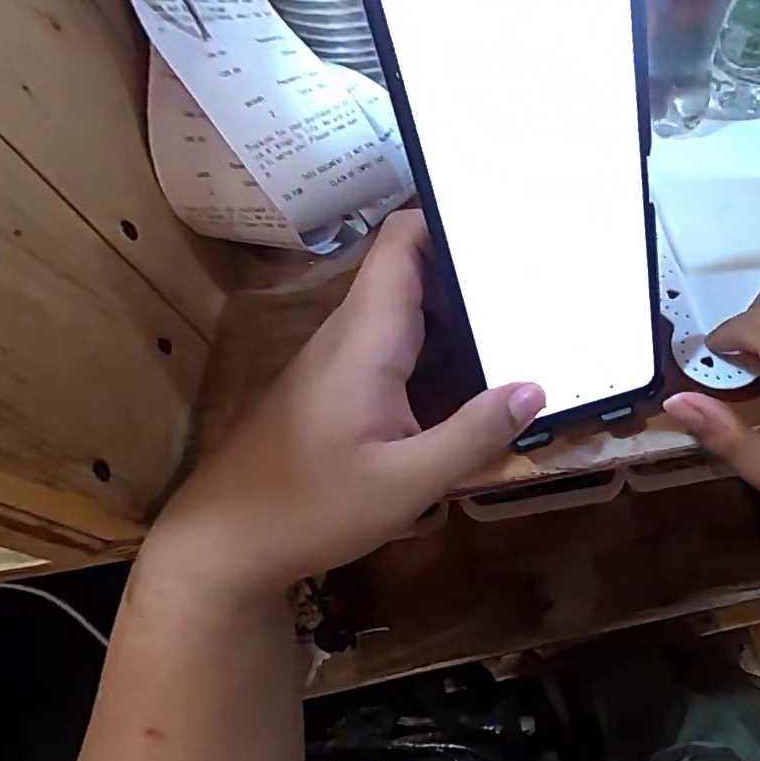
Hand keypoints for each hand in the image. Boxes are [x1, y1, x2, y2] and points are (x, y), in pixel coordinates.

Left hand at [144, 210, 544, 598]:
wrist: (224, 543)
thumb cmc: (311, 507)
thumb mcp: (407, 481)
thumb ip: (474, 435)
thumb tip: (534, 389)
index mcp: (367, 338)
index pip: (402, 243)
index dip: (447, 217)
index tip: (504, 221)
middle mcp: (353, 334)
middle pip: (411, 268)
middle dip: (470, 262)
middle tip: (534, 270)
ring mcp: (344, 359)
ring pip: (406, 306)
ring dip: (458, 303)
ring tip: (519, 309)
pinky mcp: (342, 385)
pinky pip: (399, 341)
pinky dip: (441, 340)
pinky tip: (474, 365)